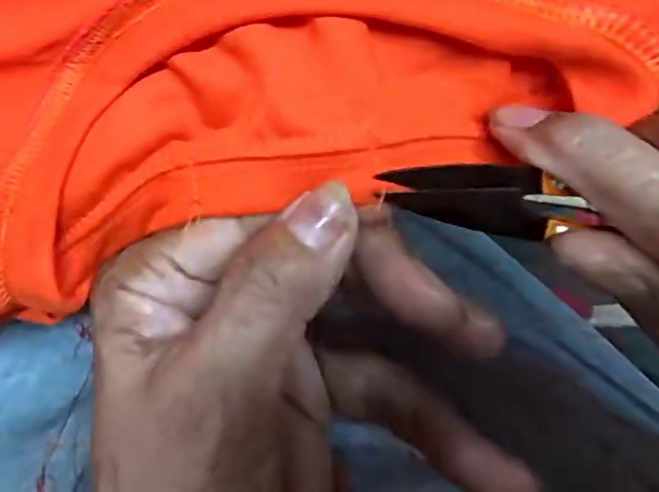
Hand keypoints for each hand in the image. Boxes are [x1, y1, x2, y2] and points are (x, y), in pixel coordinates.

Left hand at [89, 181, 536, 491]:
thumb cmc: (177, 485)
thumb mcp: (217, 387)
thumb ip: (268, 287)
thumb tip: (331, 197)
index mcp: (168, 275)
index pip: (258, 217)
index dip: (333, 217)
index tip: (406, 236)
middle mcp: (215, 291)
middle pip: (316, 255)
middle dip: (394, 285)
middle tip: (466, 324)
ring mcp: (262, 336)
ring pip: (354, 313)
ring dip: (426, 341)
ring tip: (490, 349)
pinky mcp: (301, 387)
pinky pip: (369, 380)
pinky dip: (427, 418)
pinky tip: (485, 461)